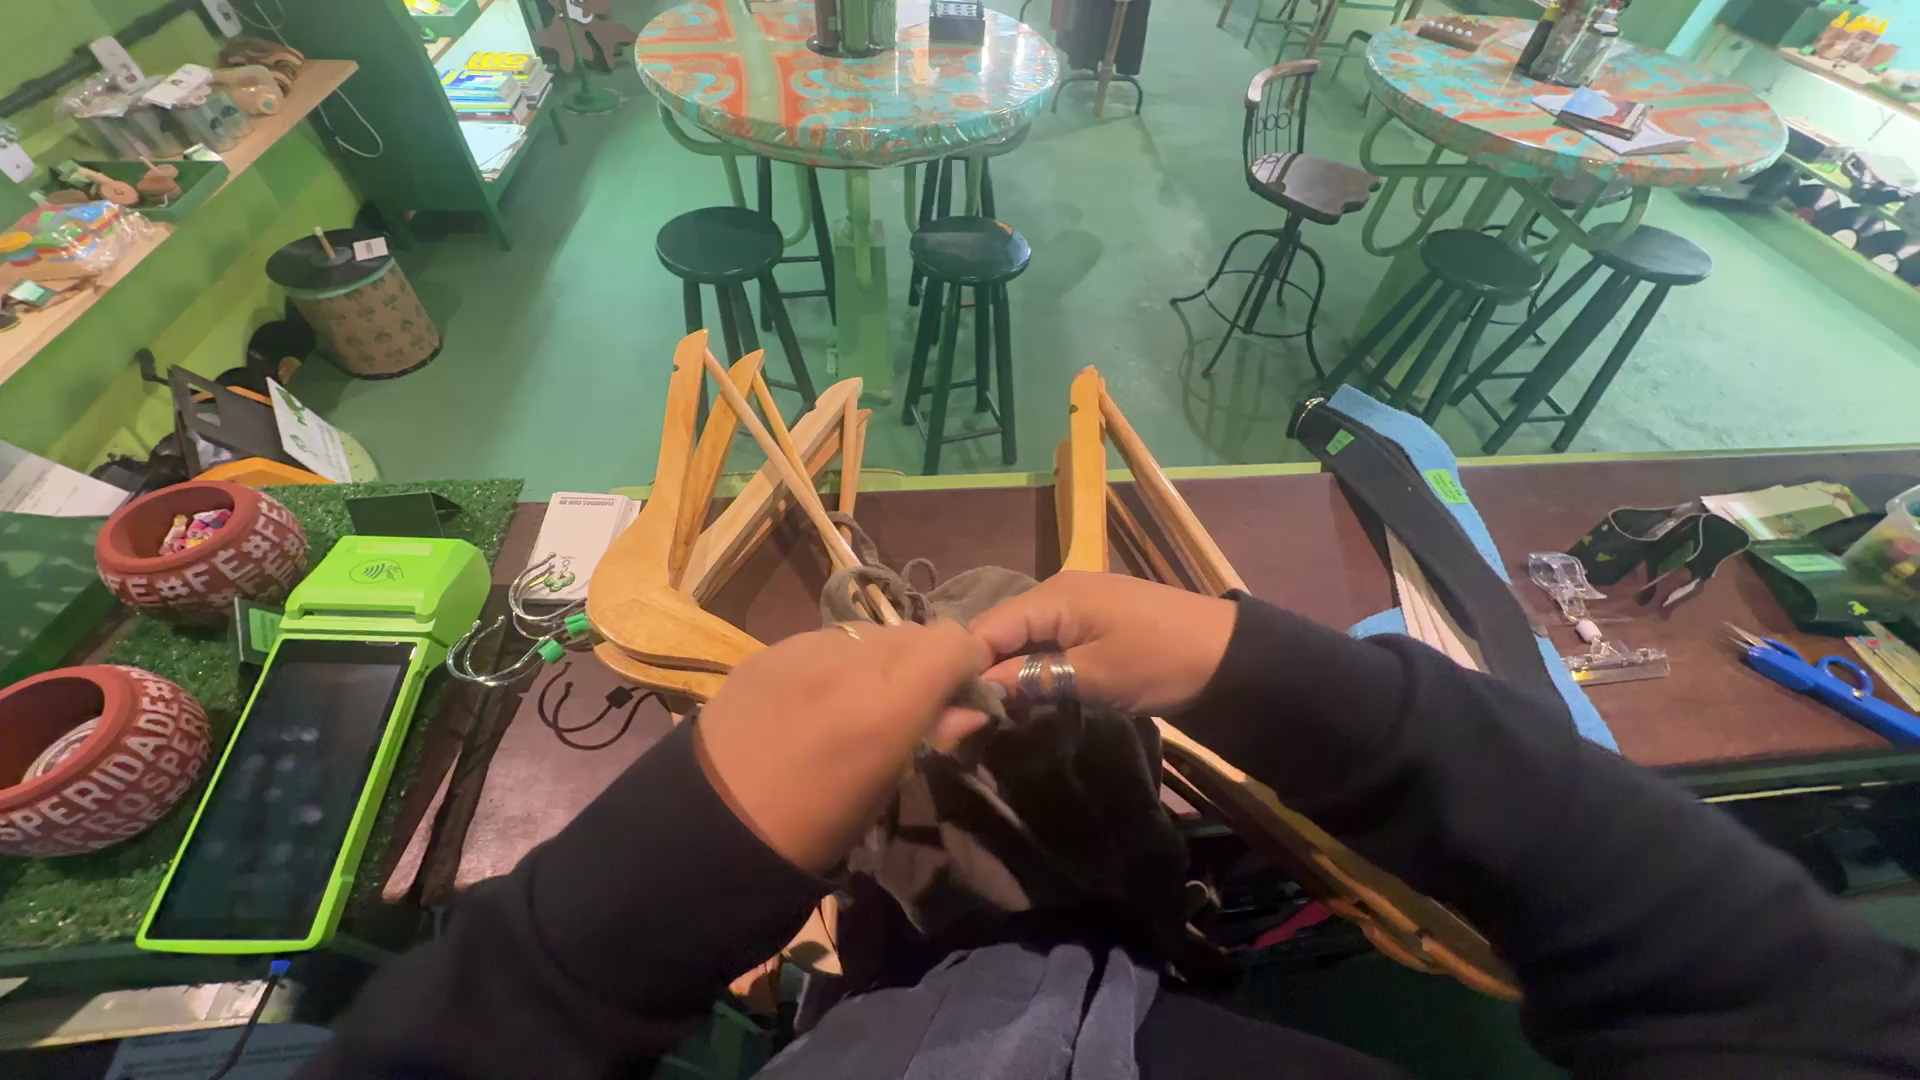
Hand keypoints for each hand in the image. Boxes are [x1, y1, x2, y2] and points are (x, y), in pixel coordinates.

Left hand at [692, 620, 989, 873]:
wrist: (710, 825)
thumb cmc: (812, 826)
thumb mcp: (884, 788)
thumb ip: (933, 734)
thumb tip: (969, 708)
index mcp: (884, 707)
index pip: (951, 640)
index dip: (965, 660)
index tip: (958, 689)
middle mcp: (849, 663)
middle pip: (914, 631)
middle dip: (924, 660)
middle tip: (908, 700)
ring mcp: (804, 649)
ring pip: (870, 631)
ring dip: (881, 657)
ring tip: (858, 698)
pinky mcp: (770, 648)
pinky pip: (826, 639)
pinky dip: (838, 660)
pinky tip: (816, 696)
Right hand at [969, 571, 1238, 715]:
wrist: (1230, 656)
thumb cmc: (1158, 662)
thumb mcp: (1092, 676)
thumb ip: (1031, 679)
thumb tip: (978, 691)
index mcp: (1052, 596)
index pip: (986, 628)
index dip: (963, 669)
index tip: (947, 712)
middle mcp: (1055, 590)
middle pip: (999, 630)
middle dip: (980, 672)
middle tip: (966, 719)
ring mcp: (1074, 602)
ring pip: (1020, 636)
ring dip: (1005, 671)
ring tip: (988, 712)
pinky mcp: (1090, 618)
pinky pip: (1045, 638)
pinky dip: (1031, 665)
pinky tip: (1023, 693)